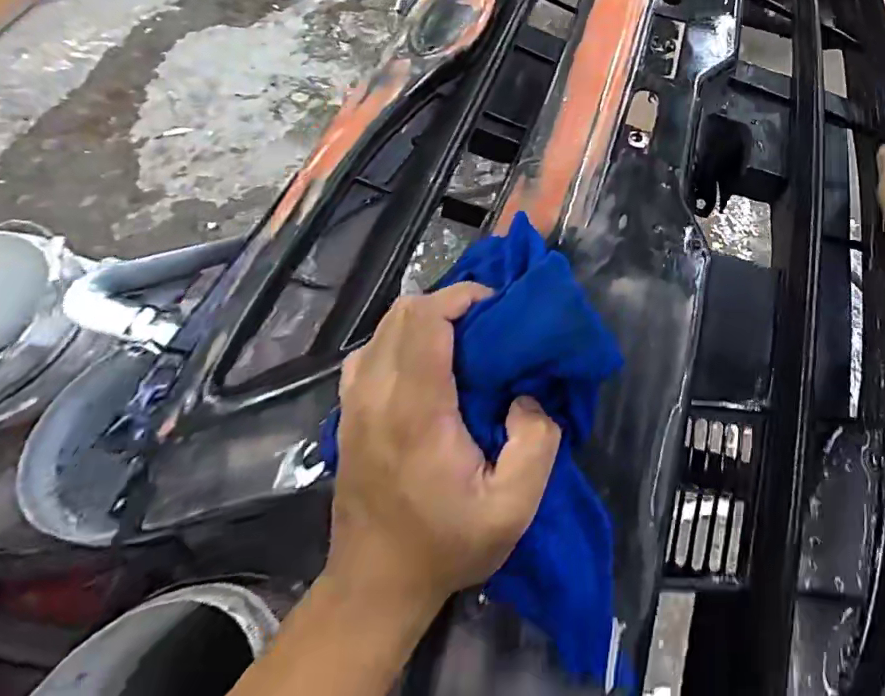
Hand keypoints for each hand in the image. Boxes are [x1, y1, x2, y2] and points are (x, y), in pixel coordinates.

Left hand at [323, 284, 560, 621]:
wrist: (376, 588)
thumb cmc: (447, 544)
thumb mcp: (515, 506)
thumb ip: (537, 441)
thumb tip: (527, 396)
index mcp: (415, 413)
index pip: (424, 321)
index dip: (462, 297)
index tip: (499, 308)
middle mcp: (375, 399)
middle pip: (401, 312)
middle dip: (450, 302)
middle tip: (490, 323)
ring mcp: (354, 406)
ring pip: (383, 328)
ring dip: (426, 319)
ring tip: (465, 340)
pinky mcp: (348, 416)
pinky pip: (372, 352)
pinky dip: (403, 341)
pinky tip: (430, 365)